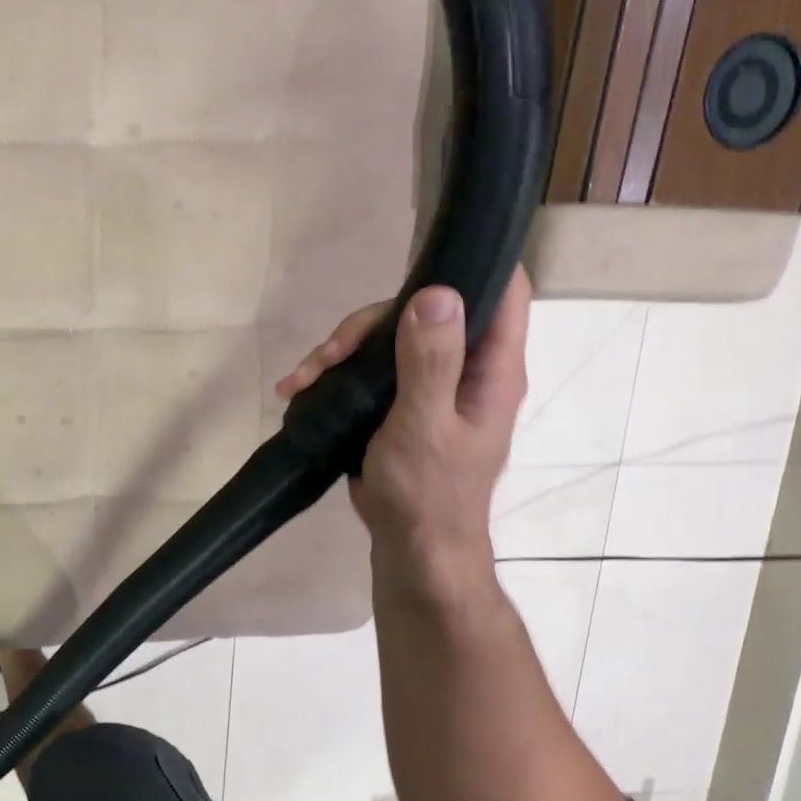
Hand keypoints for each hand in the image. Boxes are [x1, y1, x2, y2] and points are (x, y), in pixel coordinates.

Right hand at [278, 269, 531, 600]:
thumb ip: (431, 361)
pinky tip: (298, 391)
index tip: (422, 252)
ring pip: (385, 341)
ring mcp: (430, 386)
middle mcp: (465, 368)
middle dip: (366, 326)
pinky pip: (366, 370)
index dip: (473, 261)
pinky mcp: (398, 404)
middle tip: (326, 355)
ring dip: (338, 353)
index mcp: (491, 368)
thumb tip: (436, 293)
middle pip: (421, 312)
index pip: (501, 292)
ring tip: (298, 382)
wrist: (412, 548)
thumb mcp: (425, 426)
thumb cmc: (427, 492)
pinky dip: (331, 375)